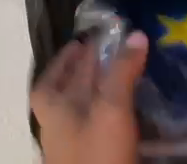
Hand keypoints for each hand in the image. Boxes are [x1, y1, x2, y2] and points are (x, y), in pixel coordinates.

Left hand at [32, 32, 148, 163]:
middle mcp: (58, 130)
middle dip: (85, 72)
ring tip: (121, 79)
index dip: (64, 59)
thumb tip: (136, 34)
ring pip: (80, 115)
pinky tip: (125, 116)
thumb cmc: (98, 155)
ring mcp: (71, 152)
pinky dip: (107, 118)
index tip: (83, 41)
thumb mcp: (112, 108)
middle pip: (66, 94)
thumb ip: (122, 70)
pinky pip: (94, 133)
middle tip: (110, 53)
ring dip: (97, 95)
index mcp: (54, 111)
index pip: (50, 78)